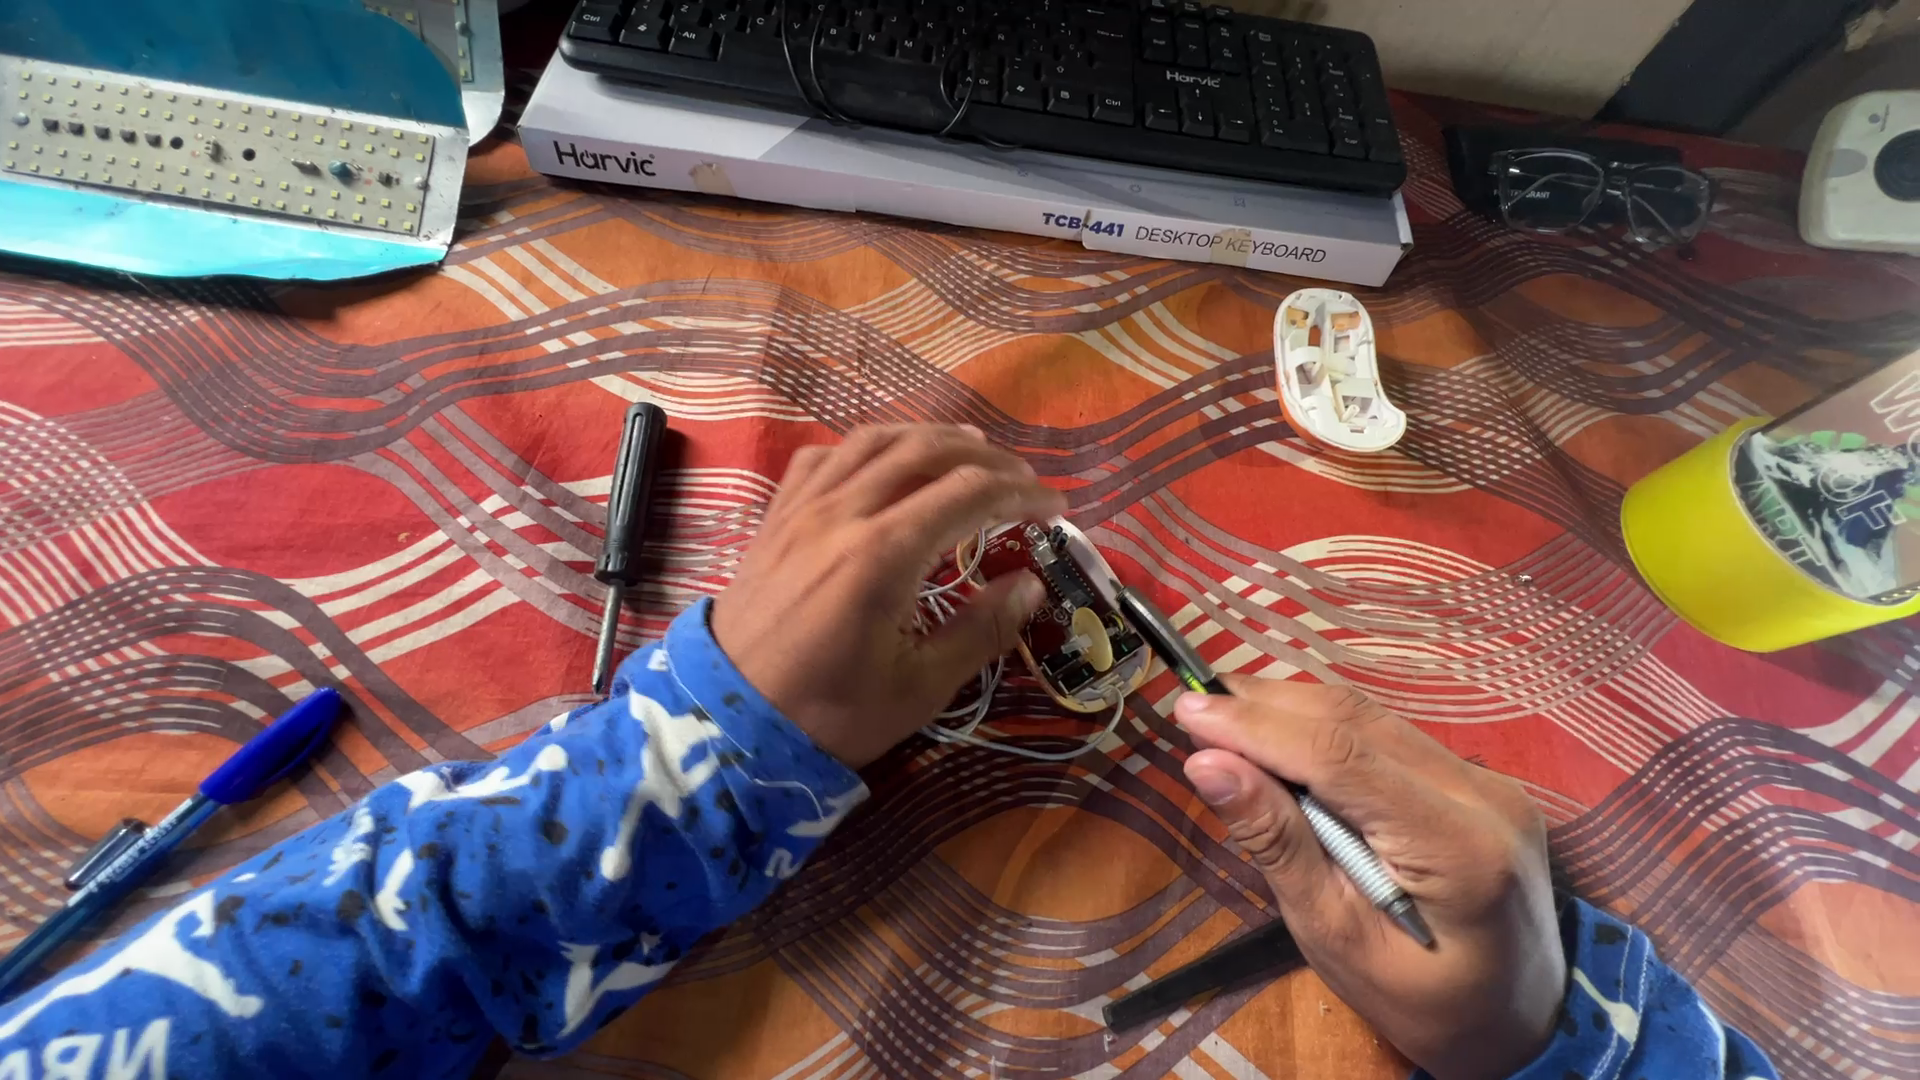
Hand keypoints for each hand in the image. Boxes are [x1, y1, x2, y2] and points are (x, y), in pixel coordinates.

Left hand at [712, 425, 1065, 766]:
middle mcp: (844, 512)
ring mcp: (804, 507)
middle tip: (1023, 479)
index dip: (1023, 493)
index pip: (970, 494)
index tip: (1057, 508)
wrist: (726, 720)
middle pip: (927, 452)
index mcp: (883, 554)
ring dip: (931, 438)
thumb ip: (981, 629)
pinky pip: (825, 456)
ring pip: (875, 441)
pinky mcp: (777, 516)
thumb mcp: (919, 688)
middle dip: (987, 457)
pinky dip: (867, 447)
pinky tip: (883, 463)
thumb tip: (1031, 584)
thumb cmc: (828, 713)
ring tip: (969, 450)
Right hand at [1175, 678, 1564, 1079]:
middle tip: (1192, 707)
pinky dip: (1315, 723)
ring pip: (1364, 712)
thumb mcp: (1334, 937)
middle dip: (1260, 704)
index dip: (1254, 725)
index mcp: (1455, 848)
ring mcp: (1484, 776)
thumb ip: (1274, 842)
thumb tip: (1204, 762)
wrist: (1527, 1025)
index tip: (1186, 710)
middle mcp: (1480, 792)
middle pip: (1350, 718)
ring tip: (1219, 712)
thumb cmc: (1422, 1003)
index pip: (1338, 756)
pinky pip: (1379, 728)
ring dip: (1283, 706)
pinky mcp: (1472, 773)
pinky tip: (1274, 732)